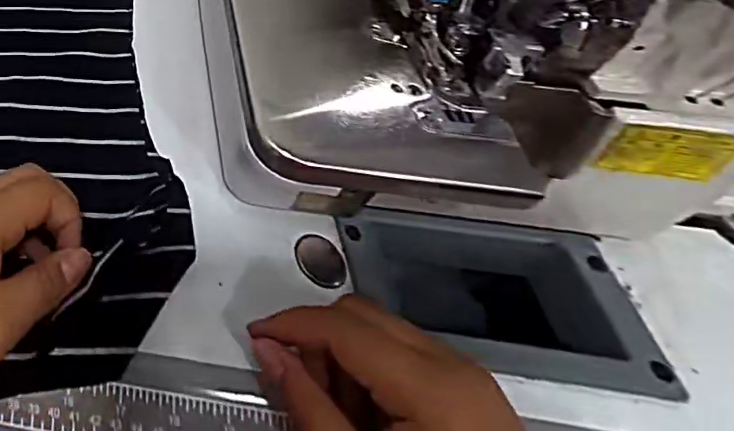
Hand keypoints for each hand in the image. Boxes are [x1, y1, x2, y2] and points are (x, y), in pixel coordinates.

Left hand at [0, 165, 93, 430]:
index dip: (71, 221)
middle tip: (62, 263)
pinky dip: (13, 238)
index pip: (45, 187)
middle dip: (56, 212)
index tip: (71, 269)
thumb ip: (47, 283)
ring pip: (8, 200)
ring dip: (35, 227)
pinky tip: (9, 284)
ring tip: (37, 282)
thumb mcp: (1, 320)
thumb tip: (82, 256)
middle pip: (27, 180)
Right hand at [248, 296, 520, 430]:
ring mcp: (470, 379)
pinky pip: (408, 354)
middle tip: (296, 380)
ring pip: (381, 329)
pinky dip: (374, 370)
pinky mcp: (474, 394)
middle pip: (360, 315)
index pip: (341, 324)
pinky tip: (369, 417)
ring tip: (338, 410)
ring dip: (344, 354)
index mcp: (433, 386)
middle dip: (318, 339)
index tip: (258, 337)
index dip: (290, 325)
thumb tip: (269, 354)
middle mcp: (456, 368)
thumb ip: (309, 406)